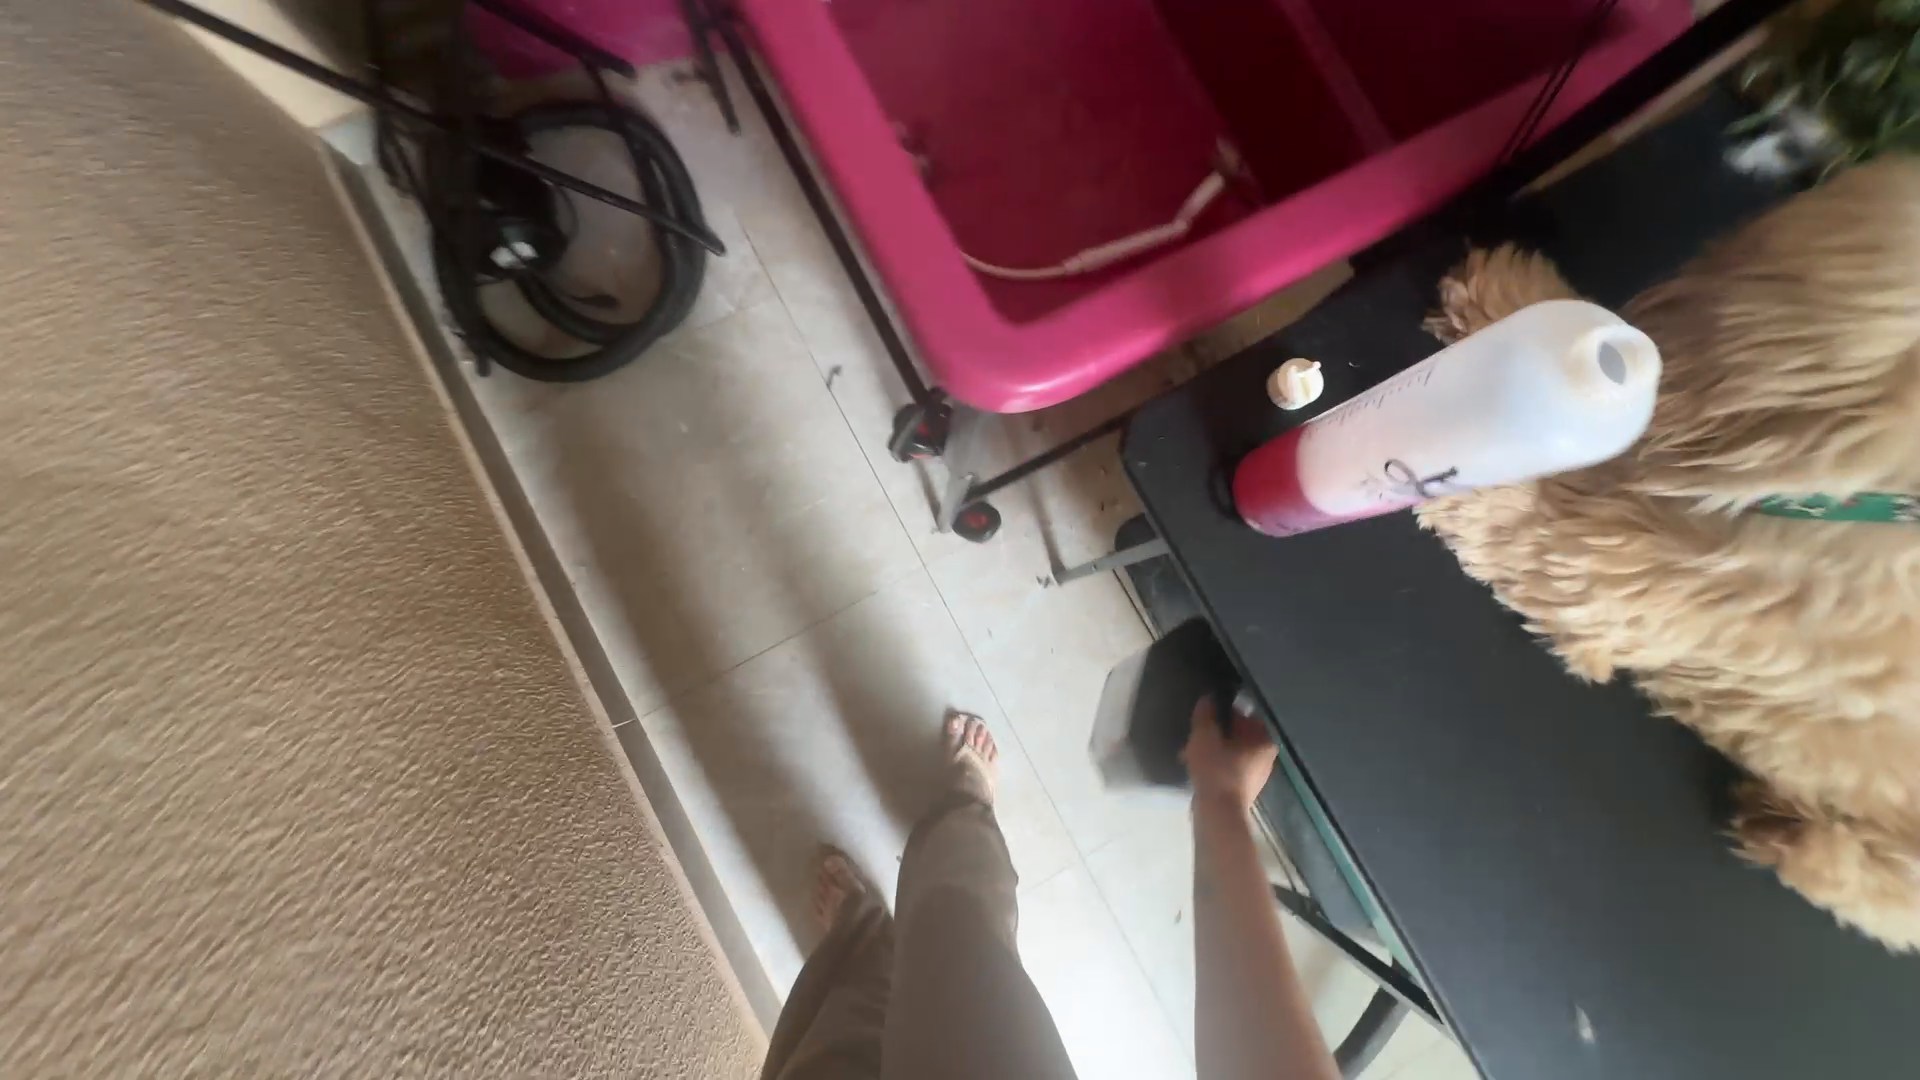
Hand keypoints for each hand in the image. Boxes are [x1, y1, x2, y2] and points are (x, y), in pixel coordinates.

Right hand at [1183, 695, 1276, 812]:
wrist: (1218, 812)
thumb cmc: (1216, 768)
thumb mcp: (1205, 735)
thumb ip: (1206, 714)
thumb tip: (1208, 698)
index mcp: (1264, 740)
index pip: (1247, 715)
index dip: (1226, 711)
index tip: (1208, 714)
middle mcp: (1266, 757)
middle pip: (1240, 735)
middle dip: (1217, 732)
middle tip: (1197, 732)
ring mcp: (1257, 775)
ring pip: (1232, 752)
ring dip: (1213, 748)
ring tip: (1189, 751)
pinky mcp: (1244, 789)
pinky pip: (1229, 767)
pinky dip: (1215, 763)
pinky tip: (1195, 766)